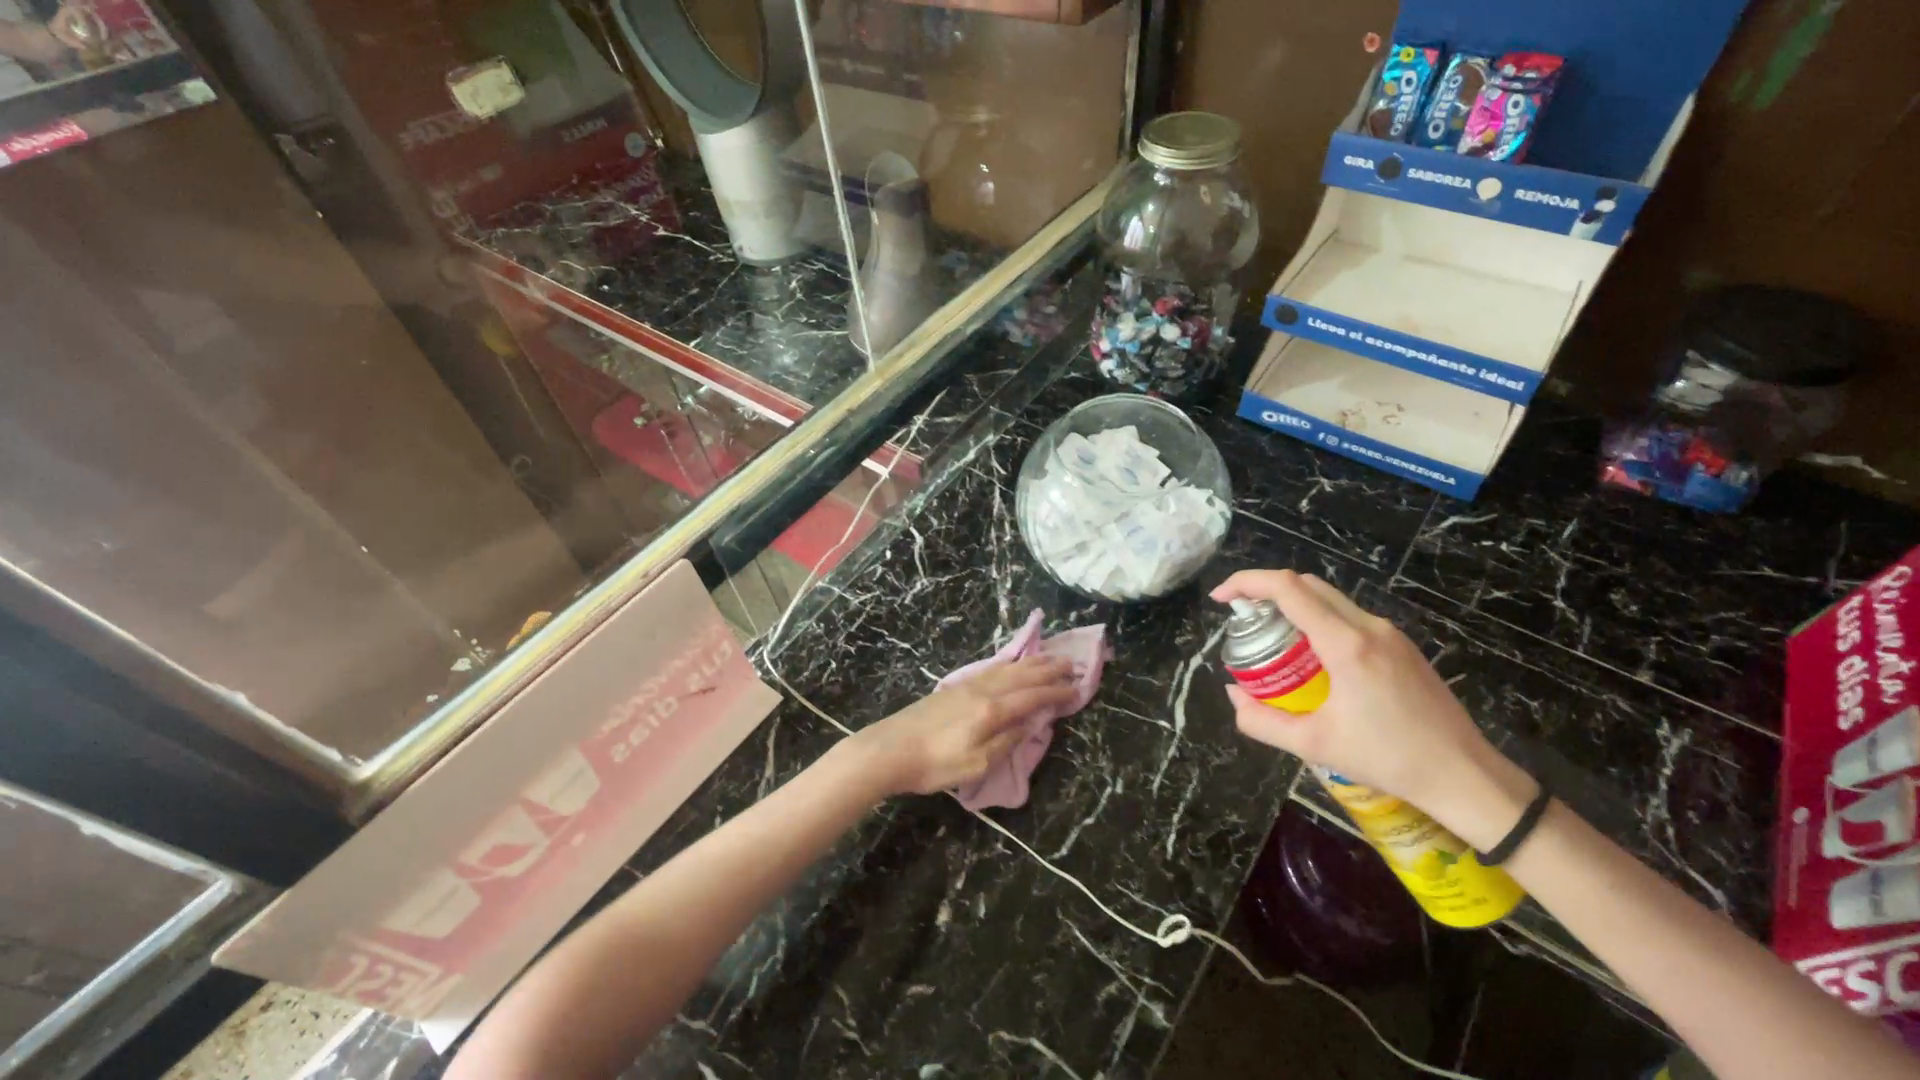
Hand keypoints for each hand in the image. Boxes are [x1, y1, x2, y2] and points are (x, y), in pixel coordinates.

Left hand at [852, 656, 1077, 796]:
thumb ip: (1007, 741)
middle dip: (1049, 670)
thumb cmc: (934, 765)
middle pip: (1022, 676)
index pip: (1033, 697)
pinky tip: (1011, 664)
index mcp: (992, 710)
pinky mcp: (952, 688)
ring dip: (1031, 663)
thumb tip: (1031, 723)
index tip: (1078, 688)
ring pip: (1006, 668)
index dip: (1056, 693)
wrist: (888, 750)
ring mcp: (966, 686)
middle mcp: (982, 691)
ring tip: (1049, 658)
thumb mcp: (977, 764)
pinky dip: (1008, 664)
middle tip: (1072, 664)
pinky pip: (991, 669)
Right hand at [1211, 570, 1529, 831]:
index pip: (1288, 589)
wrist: (1462, 774)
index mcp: (1346, 644)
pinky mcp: (1403, 648)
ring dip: (1294, 607)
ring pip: (1332, 600)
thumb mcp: (1312, 745)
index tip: (1221, 599)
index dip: (1247, 584)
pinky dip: (1320, 622)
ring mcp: (1391, 635)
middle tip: (1241, 619)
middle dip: (1267, 592)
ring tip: (1271, 640)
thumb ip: (1261, 720)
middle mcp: (1369, 627)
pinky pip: (1351, 619)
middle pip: (1308, 586)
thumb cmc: (1387, 759)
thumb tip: (1234, 693)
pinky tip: (1311, 659)